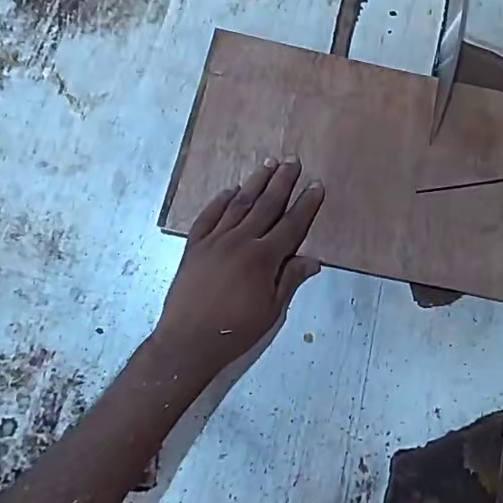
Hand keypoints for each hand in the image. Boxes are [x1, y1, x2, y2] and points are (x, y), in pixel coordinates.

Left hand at [149, 159, 324, 380]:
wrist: (187, 341)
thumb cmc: (235, 330)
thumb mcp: (271, 310)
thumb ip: (290, 279)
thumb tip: (313, 259)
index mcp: (263, 258)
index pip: (291, 224)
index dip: (306, 204)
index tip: (316, 185)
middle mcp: (240, 241)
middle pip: (266, 205)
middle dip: (282, 181)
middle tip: (293, 161)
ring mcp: (214, 241)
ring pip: (239, 204)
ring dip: (255, 183)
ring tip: (268, 164)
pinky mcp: (195, 246)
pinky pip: (209, 216)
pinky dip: (220, 201)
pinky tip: (230, 190)